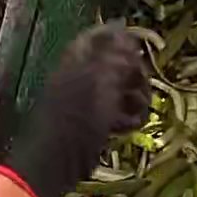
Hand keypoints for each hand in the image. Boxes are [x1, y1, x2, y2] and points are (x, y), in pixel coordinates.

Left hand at [3, 23, 149, 196]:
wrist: (54, 162)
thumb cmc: (76, 119)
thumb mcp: (100, 82)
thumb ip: (115, 57)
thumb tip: (128, 34)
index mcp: (78, 60)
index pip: (101, 36)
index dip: (123, 36)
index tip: (140, 46)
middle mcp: (83, 77)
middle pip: (117, 64)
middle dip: (135, 74)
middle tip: (143, 86)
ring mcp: (87, 102)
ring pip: (121, 90)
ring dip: (136, 99)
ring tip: (140, 110)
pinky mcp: (93, 125)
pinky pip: (117, 114)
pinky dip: (127, 118)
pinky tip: (129, 127)